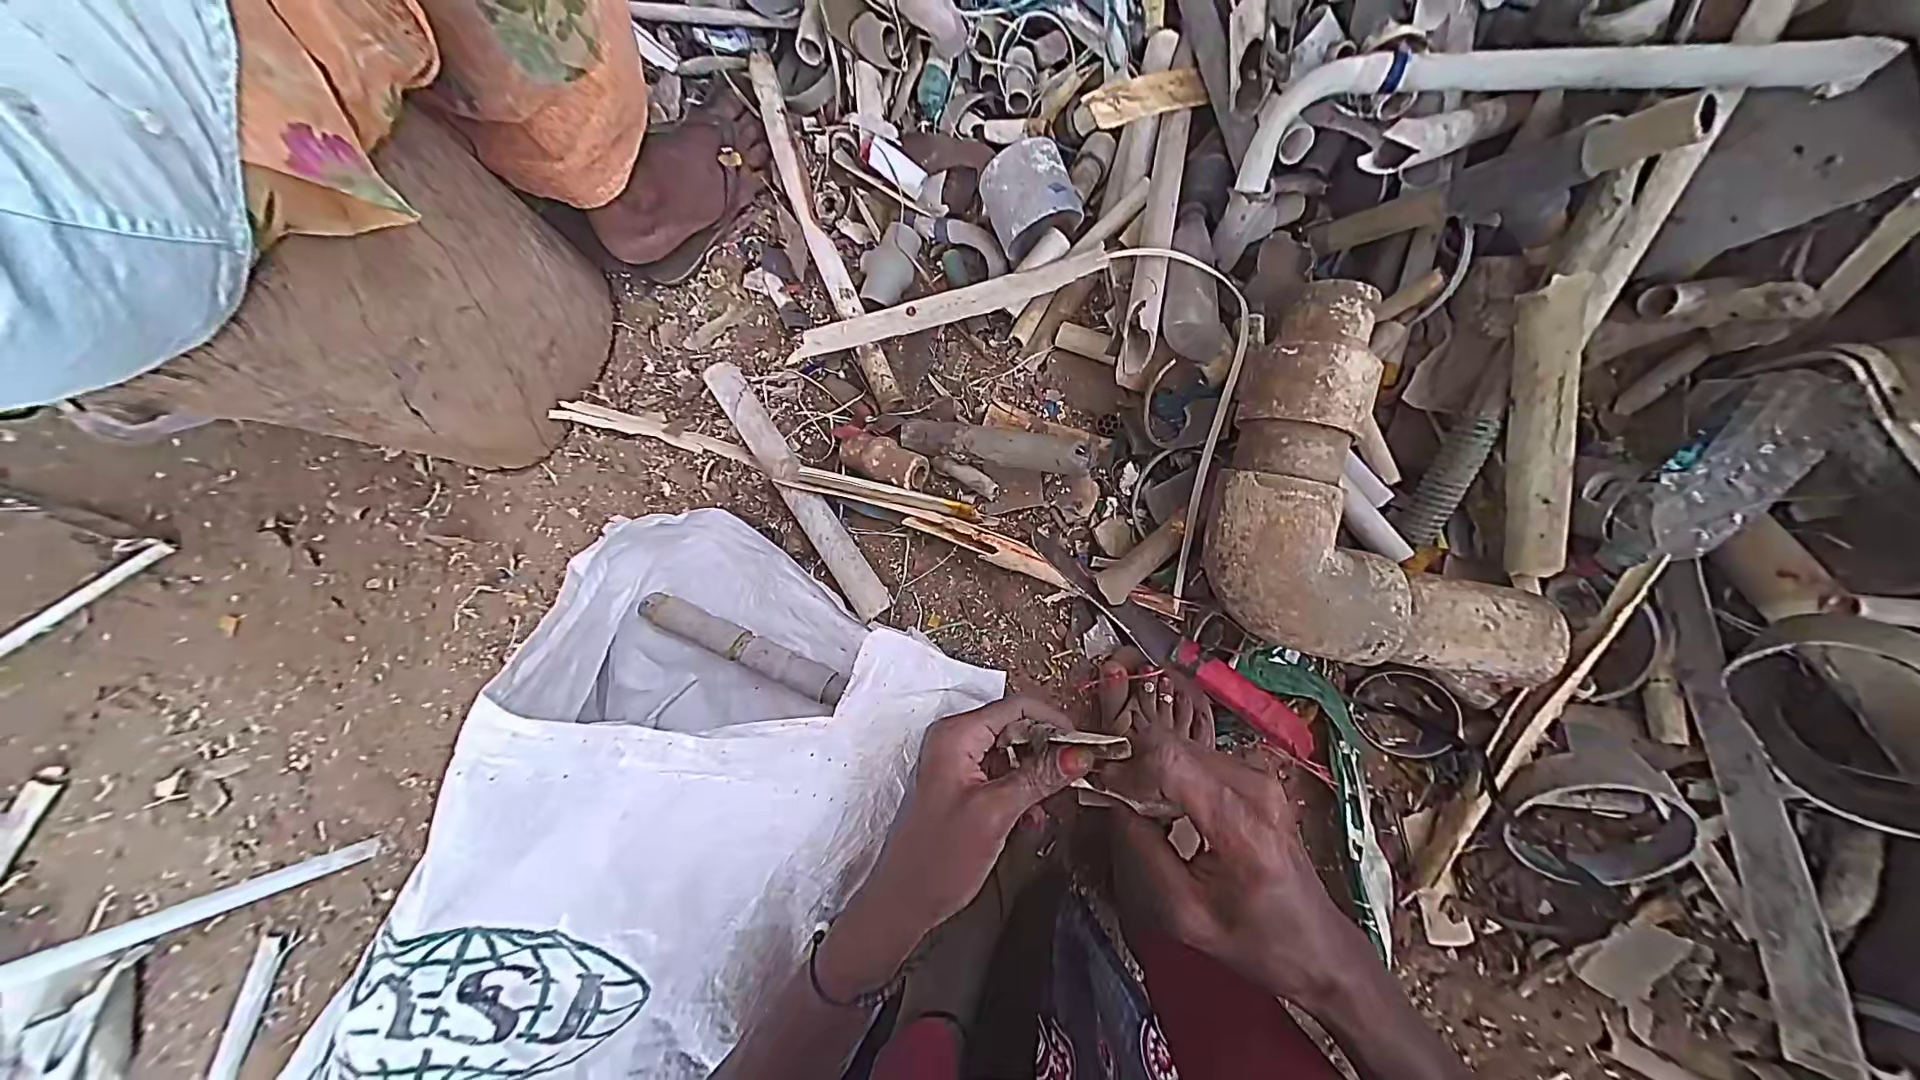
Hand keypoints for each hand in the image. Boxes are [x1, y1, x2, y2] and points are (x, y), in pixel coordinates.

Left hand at [851, 696, 1094, 940]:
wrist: (904, 901)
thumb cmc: (940, 857)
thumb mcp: (997, 812)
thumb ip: (1040, 777)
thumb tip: (1079, 754)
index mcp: (957, 734)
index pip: (1016, 706)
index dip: (1054, 721)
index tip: (1083, 746)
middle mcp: (956, 738)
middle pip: (1016, 727)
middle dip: (1048, 752)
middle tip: (1076, 778)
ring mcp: (958, 760)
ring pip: (1014, 751)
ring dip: (1037, 776)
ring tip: (1051, 805)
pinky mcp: (963, 782)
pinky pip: (1003, 772)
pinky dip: (1022, 790)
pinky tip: (1032, 817)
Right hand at [1111, 732, 1369, 1007]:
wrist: (1318, 945)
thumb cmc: (1257, 941)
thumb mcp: (1186, 914)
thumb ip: (1142, 850)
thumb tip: (1111, 799)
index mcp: (1243, 826)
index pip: (1170, 760)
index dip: (1125, 766)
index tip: (1102, 787)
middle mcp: (1254, 786)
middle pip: (1171, 745)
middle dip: (1133, 765)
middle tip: (1114, 797)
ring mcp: (1258, 774)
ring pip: (1180, 745)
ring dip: (1149, 768)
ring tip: (1142, 808)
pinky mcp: (1255, 773)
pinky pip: (1195, 755)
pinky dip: (1169, 772)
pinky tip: (1168, 807)